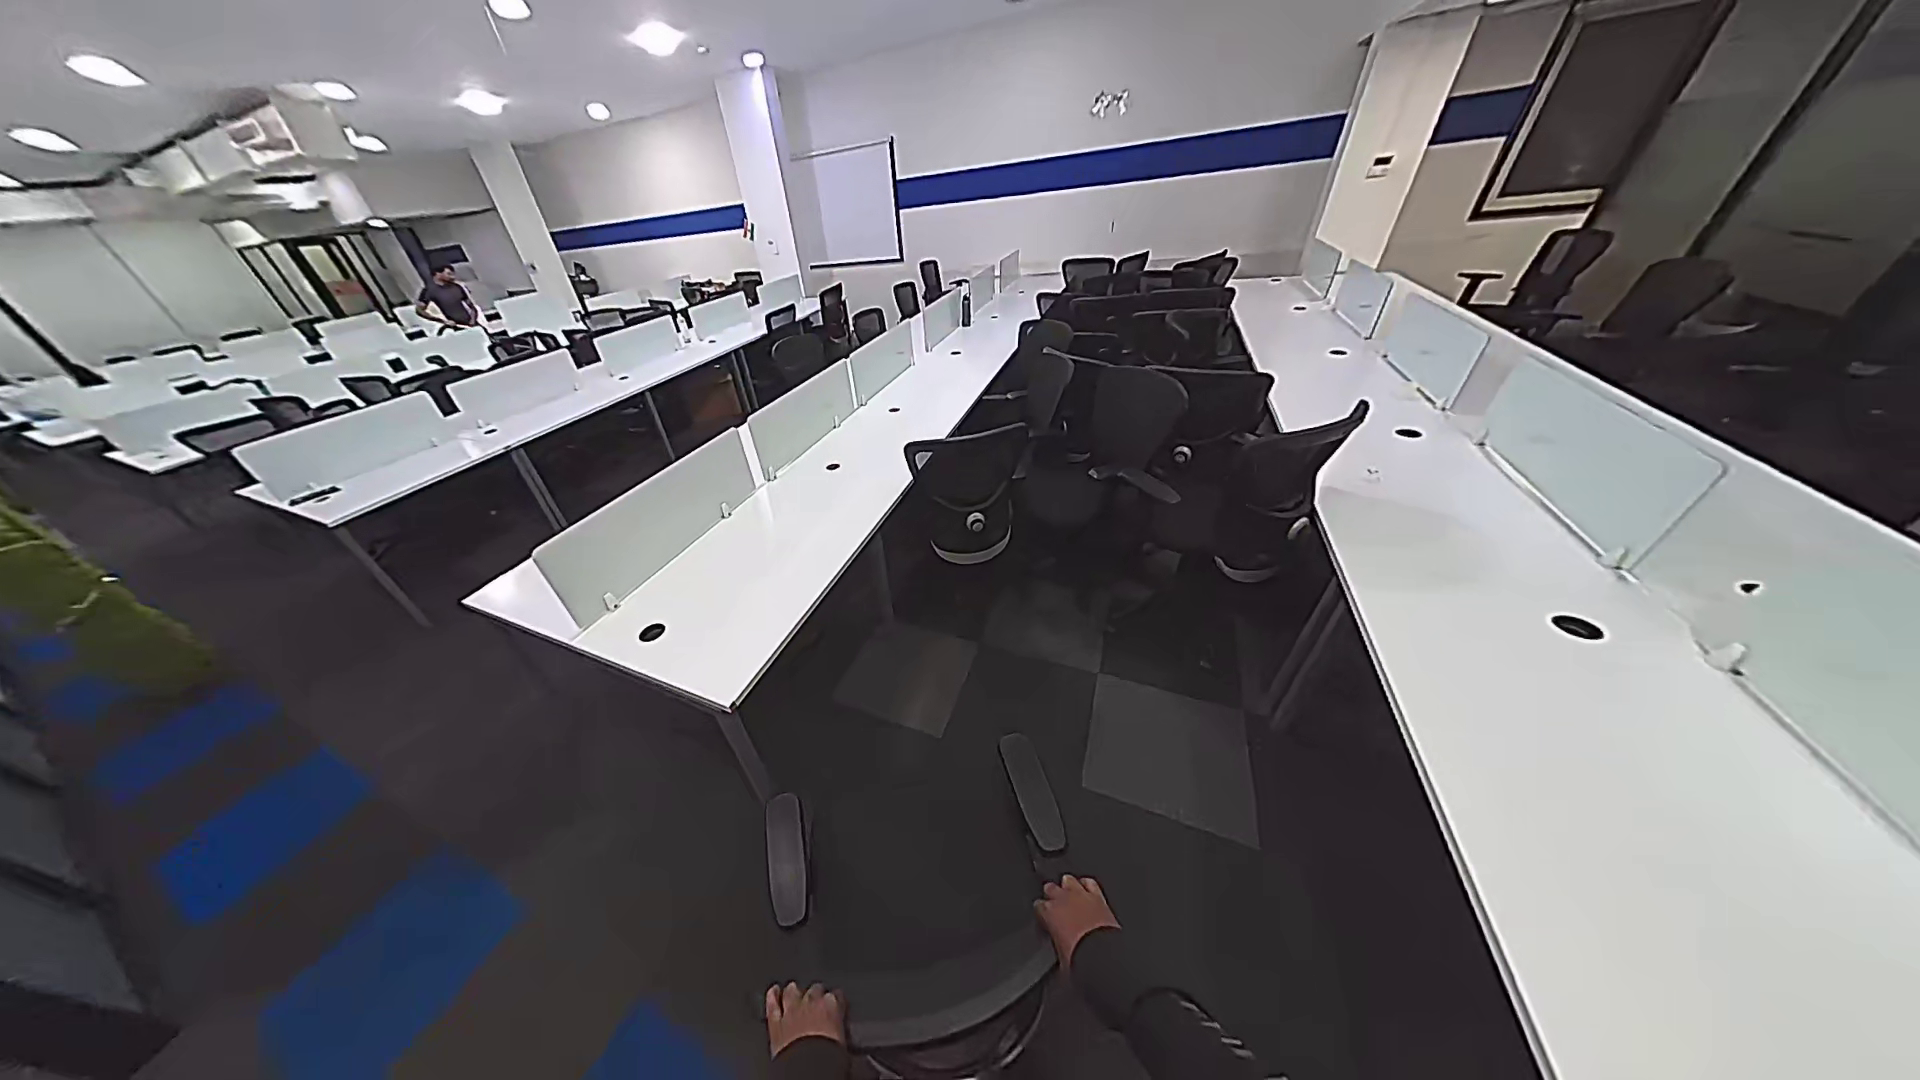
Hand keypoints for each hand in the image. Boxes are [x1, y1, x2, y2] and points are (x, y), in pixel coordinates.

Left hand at [765, 982, 844, 1057]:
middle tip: (816, 1004)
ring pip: (792, 991)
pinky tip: (773, 992)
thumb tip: (840, 1033)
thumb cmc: (828, 1058)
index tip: (836, 1006)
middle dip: (816, 995)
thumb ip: (839, 1027)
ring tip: (795, 992)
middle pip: (815, 989)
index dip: (836, 1001)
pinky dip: (772, 997)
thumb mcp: (842, 1040)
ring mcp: (791, 1011)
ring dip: (794, 992)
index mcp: (832, 1005)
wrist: (806, 1069)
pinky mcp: (775, 1023)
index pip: (837, 995)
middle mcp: (812, 1001)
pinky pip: (772, 1005)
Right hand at [1035, 875, 1119, 969]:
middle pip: (1050, 887)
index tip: (1044, 916)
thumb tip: (1060, 951)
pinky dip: (1087, 885)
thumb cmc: (1078, 958)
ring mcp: (1080, 895)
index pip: (1038, 906)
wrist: (1102, 956)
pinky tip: (1087, 888)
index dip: (1041, 911)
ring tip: (1069, 892)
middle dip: (1051, 894)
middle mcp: (1062, 900)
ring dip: (1068, 886)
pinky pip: (1090, 882)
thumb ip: (1056, 944)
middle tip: (1054, 903)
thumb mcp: (1059, 956)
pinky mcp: (1098, 896)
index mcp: (1049, 913)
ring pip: (1068, 879)